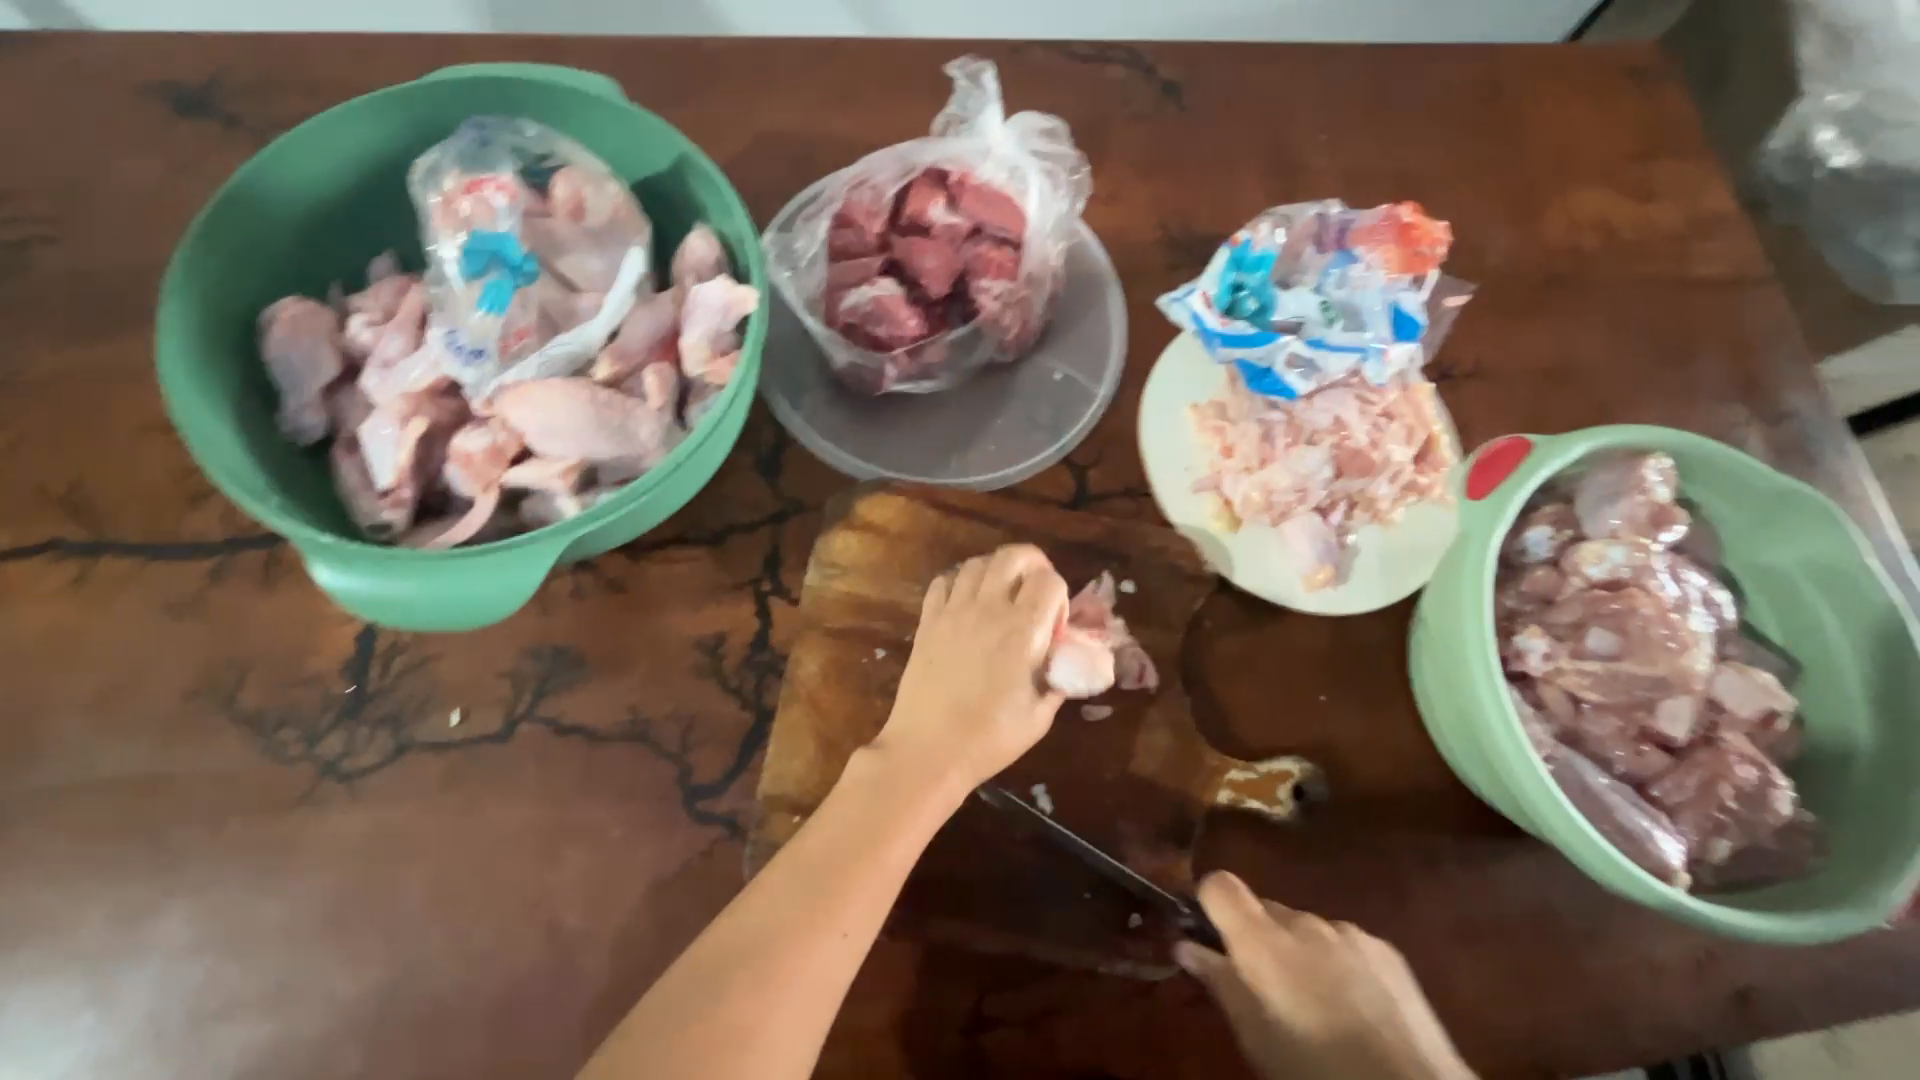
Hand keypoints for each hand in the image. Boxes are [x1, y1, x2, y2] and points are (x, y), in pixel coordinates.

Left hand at [872, 544, 1068, 790]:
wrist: (928, 750)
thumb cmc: (990, 739)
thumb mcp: (1040, 716)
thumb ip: (1058, 679)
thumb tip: (1066, 660)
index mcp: (1023, 631)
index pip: (1050, 580)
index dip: (1059, 596)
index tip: (1055, 626)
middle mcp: (988, 609)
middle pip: (1013, 556)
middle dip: (1033, 564)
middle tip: (1035, 590)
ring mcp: (953, 612)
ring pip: (977, 564)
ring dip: (996, 571)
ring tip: (1001, 596)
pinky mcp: (927, 621)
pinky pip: (943, 582)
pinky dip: (959, 582)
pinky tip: (966, 603)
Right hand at [1176, 873, 1475, 1079]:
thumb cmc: (1313, 1070)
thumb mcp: (1254, 1037)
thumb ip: (1219, 982)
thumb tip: (1185, 946)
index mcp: (1262, 940)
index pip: (1220, 884)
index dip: (1209, 902)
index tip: (1210, 936)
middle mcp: (1303, 922)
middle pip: (1264, 909)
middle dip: (1257, 937)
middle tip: (1263, 987)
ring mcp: (1349, 932)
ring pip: (1305, 928)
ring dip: (1299, 952)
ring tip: (1315, 1005)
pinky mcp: (1386, 950)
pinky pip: (1345, 943)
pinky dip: (1338, 963)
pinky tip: (1355, 1008)